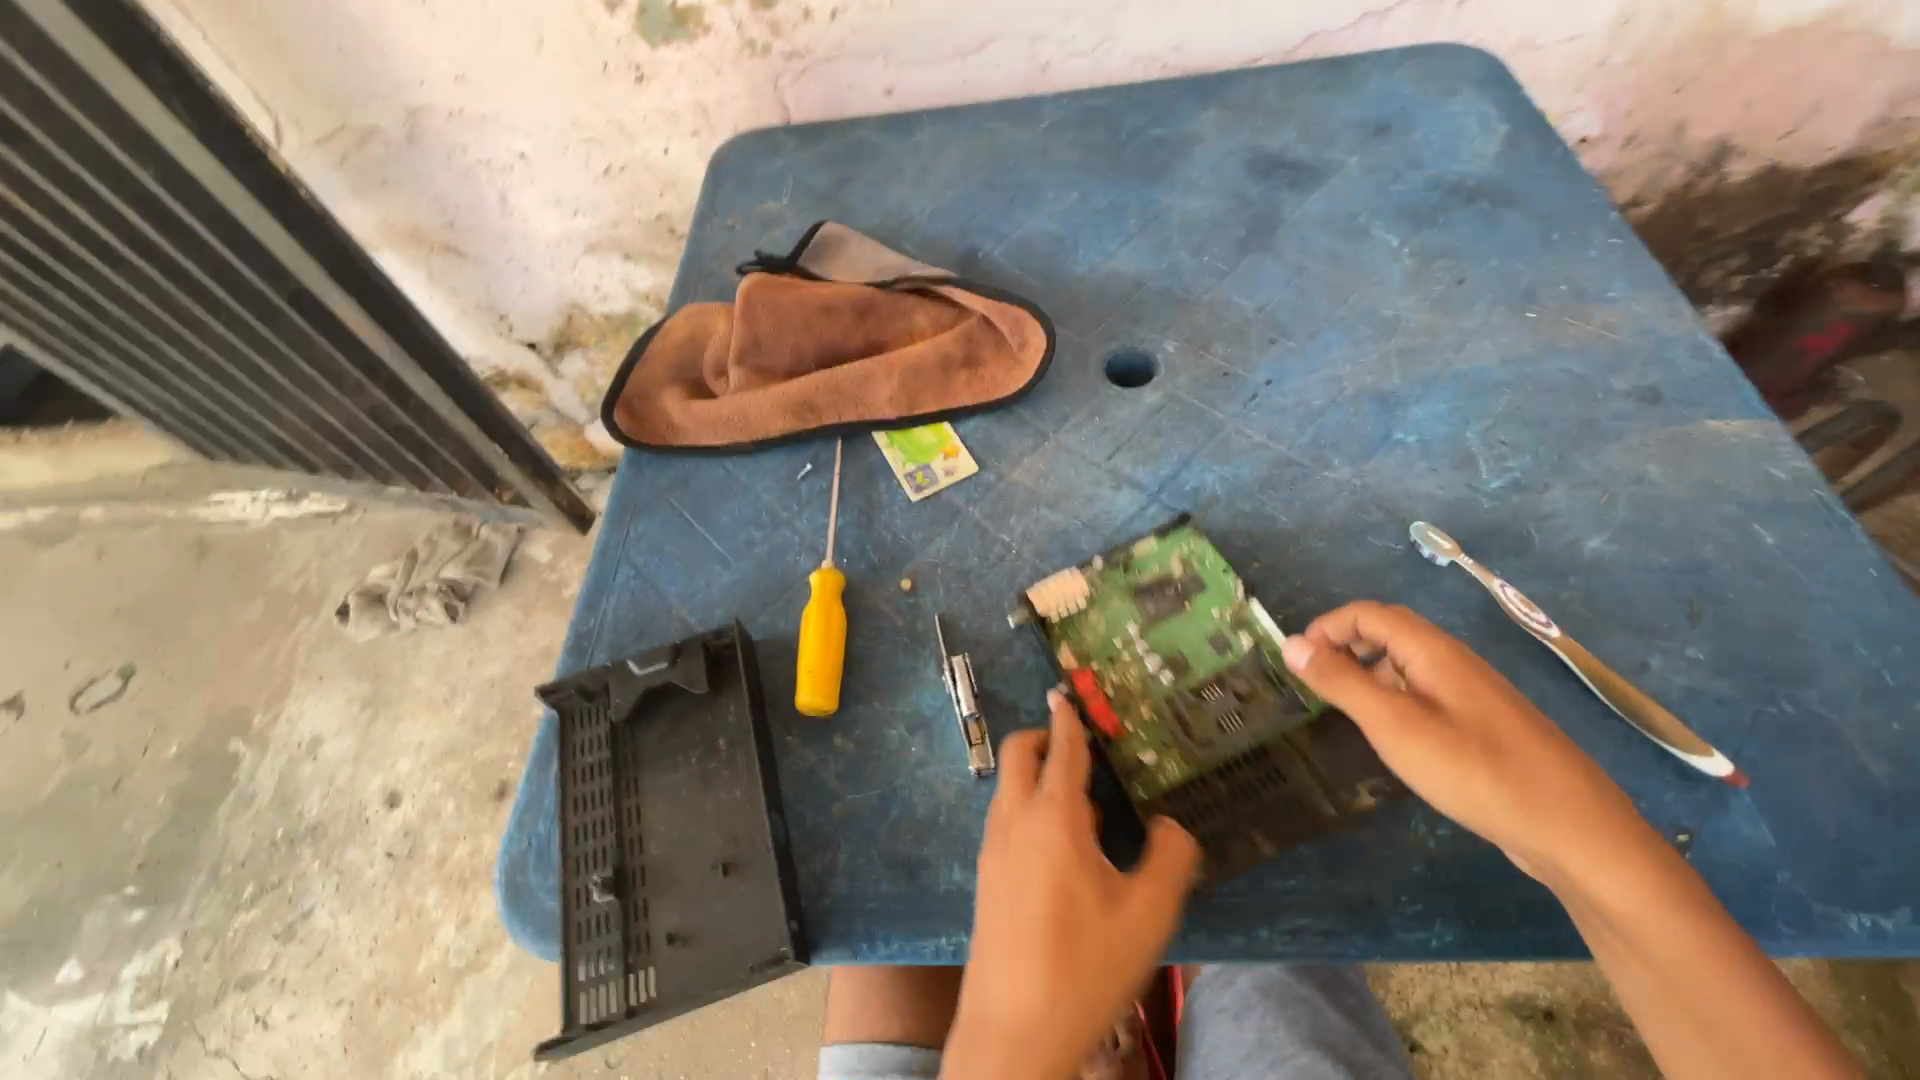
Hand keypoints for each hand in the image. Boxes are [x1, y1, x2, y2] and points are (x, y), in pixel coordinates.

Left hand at [941, 690, 1201, 1079]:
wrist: (1013, 1028)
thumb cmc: (1085, 966)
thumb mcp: (1148, 915)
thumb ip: (1170, 859)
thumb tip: (1172, 824)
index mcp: (1053, 817)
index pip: (1062, 749)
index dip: (1070, 718)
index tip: (1071, 693)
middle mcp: (1014, 820)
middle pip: (1019, 753)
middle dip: (1046, 737)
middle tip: (1084, 747)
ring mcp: (993, 848)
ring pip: (1009, 787)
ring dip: (1039, 777)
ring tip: (1087, 806)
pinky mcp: (986, 876)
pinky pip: (1006, 819)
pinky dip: (1030, 808)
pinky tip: (1066, 851)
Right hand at [1278, 601, 1660, 886]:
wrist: (1572, 829)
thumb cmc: (1474, 771)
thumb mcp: (1393, 726)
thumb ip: (1340, 682)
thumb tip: (1291, 644)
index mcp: (1433, 651)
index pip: (1368, 613)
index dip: (1326, 628)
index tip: (1295, 663)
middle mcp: (1454, 661)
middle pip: (1389, 632)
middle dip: (1344, 646)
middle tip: (1312, 684)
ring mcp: (1473, 693)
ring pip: (1408, 665)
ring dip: (1367, 674)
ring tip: (1343, 712)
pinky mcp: (1483, 725)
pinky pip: (1426, 693)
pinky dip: (1394, 699)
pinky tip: (1391, 738)